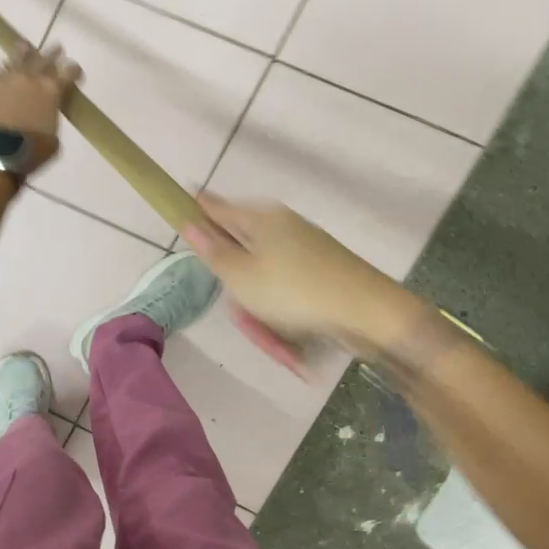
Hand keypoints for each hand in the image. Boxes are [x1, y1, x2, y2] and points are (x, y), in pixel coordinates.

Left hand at [0, 43, 80, 172]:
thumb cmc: (28, 153)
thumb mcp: (52, 142)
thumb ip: (51, 121)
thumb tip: (45, 116)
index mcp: (52, 91)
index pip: (69, 72)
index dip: (74, 70)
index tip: (75, 70)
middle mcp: (30, 79)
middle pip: (44, 59)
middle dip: (52, 54)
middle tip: (57, 48)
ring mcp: (6, 80)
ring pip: (18, 59)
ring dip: (25, 53)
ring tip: (26, 46)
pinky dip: (4, 69)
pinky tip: (4, 68)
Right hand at [182, 193, 425, 372]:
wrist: (371, 315)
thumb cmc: (295, 291)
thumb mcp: (240, 276)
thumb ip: (212, 250)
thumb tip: (190, 223)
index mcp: (259, 219)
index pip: (213, 206)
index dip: (193, 212)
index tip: (177, 222)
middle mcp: (281, 227)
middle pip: (238, 253)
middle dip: (237, 291)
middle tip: (242, 316)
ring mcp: (303, 249)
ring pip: (261, 279)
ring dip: (261, 313)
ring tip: (275, 341)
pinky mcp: (320, 271)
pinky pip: (285, 291)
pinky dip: (282, 316)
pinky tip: (291, 342)